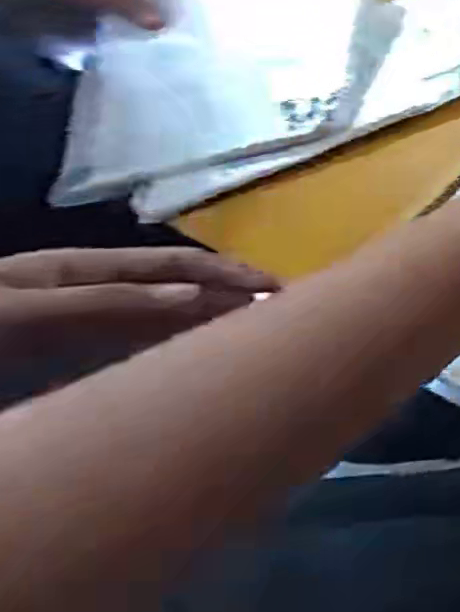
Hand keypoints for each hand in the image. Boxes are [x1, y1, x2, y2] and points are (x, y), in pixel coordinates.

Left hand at [0, 247, 279, 374]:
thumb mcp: (27, 309)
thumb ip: (108, 300)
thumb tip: (198, 293)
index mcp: (84, 267)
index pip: (176, 262)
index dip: (229, 270)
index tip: (277, 287)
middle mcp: (93, 286)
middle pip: (177, 285)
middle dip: (228, 293)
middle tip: (280, 310)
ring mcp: (82, 318)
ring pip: (163, 313)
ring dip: (209, 317)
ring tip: (255, 329)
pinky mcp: (71, 349)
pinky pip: (139, 339)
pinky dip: (178, 341)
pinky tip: (204, 349)